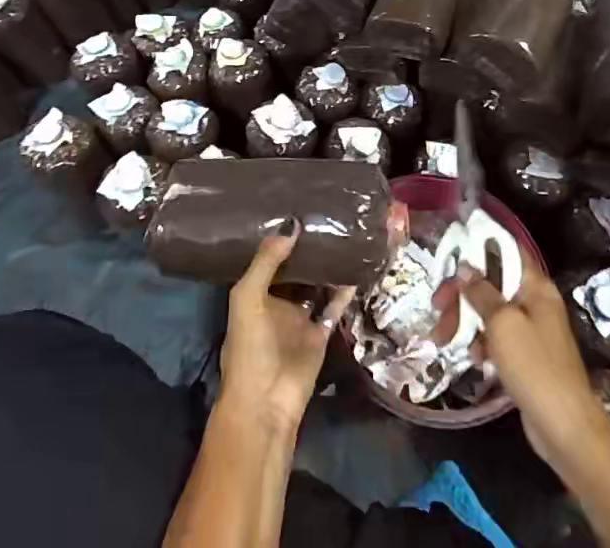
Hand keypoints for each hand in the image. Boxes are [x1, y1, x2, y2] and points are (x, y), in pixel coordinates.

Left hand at [219, 228, 353, 432]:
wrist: (266, 401)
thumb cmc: (250, 346)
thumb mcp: (248, 297)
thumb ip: (267, 261)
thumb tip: (293, 223)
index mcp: (255, 293)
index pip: (270, 258)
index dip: (283, 236)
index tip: (302, 208)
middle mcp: (279, 302)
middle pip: (297, 270)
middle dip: (310, 248)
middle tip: (332, 216)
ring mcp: (301, 318)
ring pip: (318, 285)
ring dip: (330, 266)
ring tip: (349, 235)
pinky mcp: (321, 333)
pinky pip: (335, 305)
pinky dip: (346, 289)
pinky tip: (360, 267)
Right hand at [458, 264, 609, 469]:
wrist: (563, 424)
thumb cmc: (534, 365)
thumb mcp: (503, 324)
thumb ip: (483, 292)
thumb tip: (467, 269)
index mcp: (537, 286)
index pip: (508, 252)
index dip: (480, 248)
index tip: (451, 255)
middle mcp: (536, 301)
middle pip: (494, 283)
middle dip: (463, 292)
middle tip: (436, 305)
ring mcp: (531, 329)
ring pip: (491, 312)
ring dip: (466, 320)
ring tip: (442, 338)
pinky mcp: (525, 355)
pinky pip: (497, 337)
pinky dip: (481, 342)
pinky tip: (471, 356)